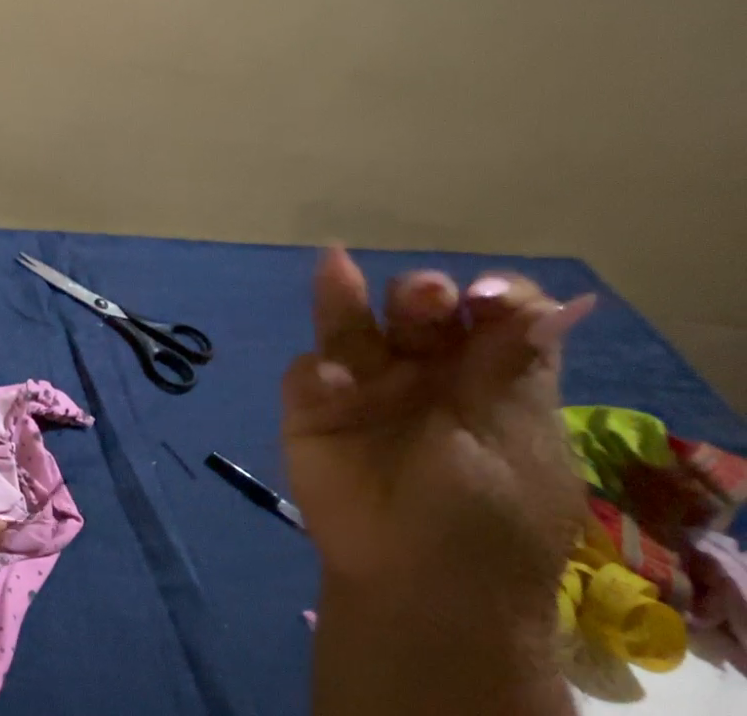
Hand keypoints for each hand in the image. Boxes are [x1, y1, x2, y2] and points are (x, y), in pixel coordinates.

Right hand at [284, 247, 591, 715]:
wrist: (418, 583)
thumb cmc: (488, 516)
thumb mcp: (515, 436)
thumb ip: (510, 364)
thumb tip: (541, 299)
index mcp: (489, 379)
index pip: (491, 315)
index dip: (491, 296)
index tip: (486, 299)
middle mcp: (426, 373)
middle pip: (418, 309)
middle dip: (421, 292)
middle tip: (427, 298)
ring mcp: (364, 387)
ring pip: (349, 322)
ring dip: (344, 295)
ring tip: (337, 265)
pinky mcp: (312, 407)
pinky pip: (308, 371)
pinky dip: (317, 371)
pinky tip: (333, 383)